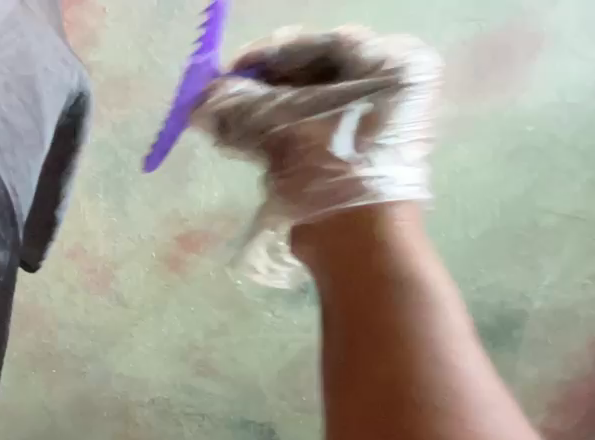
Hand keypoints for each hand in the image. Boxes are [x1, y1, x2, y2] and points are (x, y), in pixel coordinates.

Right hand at [194, 27, 440, 285]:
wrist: (355, 239)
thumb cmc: (337, 171)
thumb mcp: (290, 130)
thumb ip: (246, 107)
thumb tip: (203, 97)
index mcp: (392, 66)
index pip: (325, 44)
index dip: (273, 53)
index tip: (230, 68)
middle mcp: (382, 86)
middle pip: (310, 74)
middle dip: (259, 86)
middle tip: (217, 94)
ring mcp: (359, 122)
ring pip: (298, 105)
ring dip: (254, 111)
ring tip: (214, 119)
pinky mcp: (335, 152)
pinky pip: (295, 131)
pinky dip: (262, 132)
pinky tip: (228, 136)